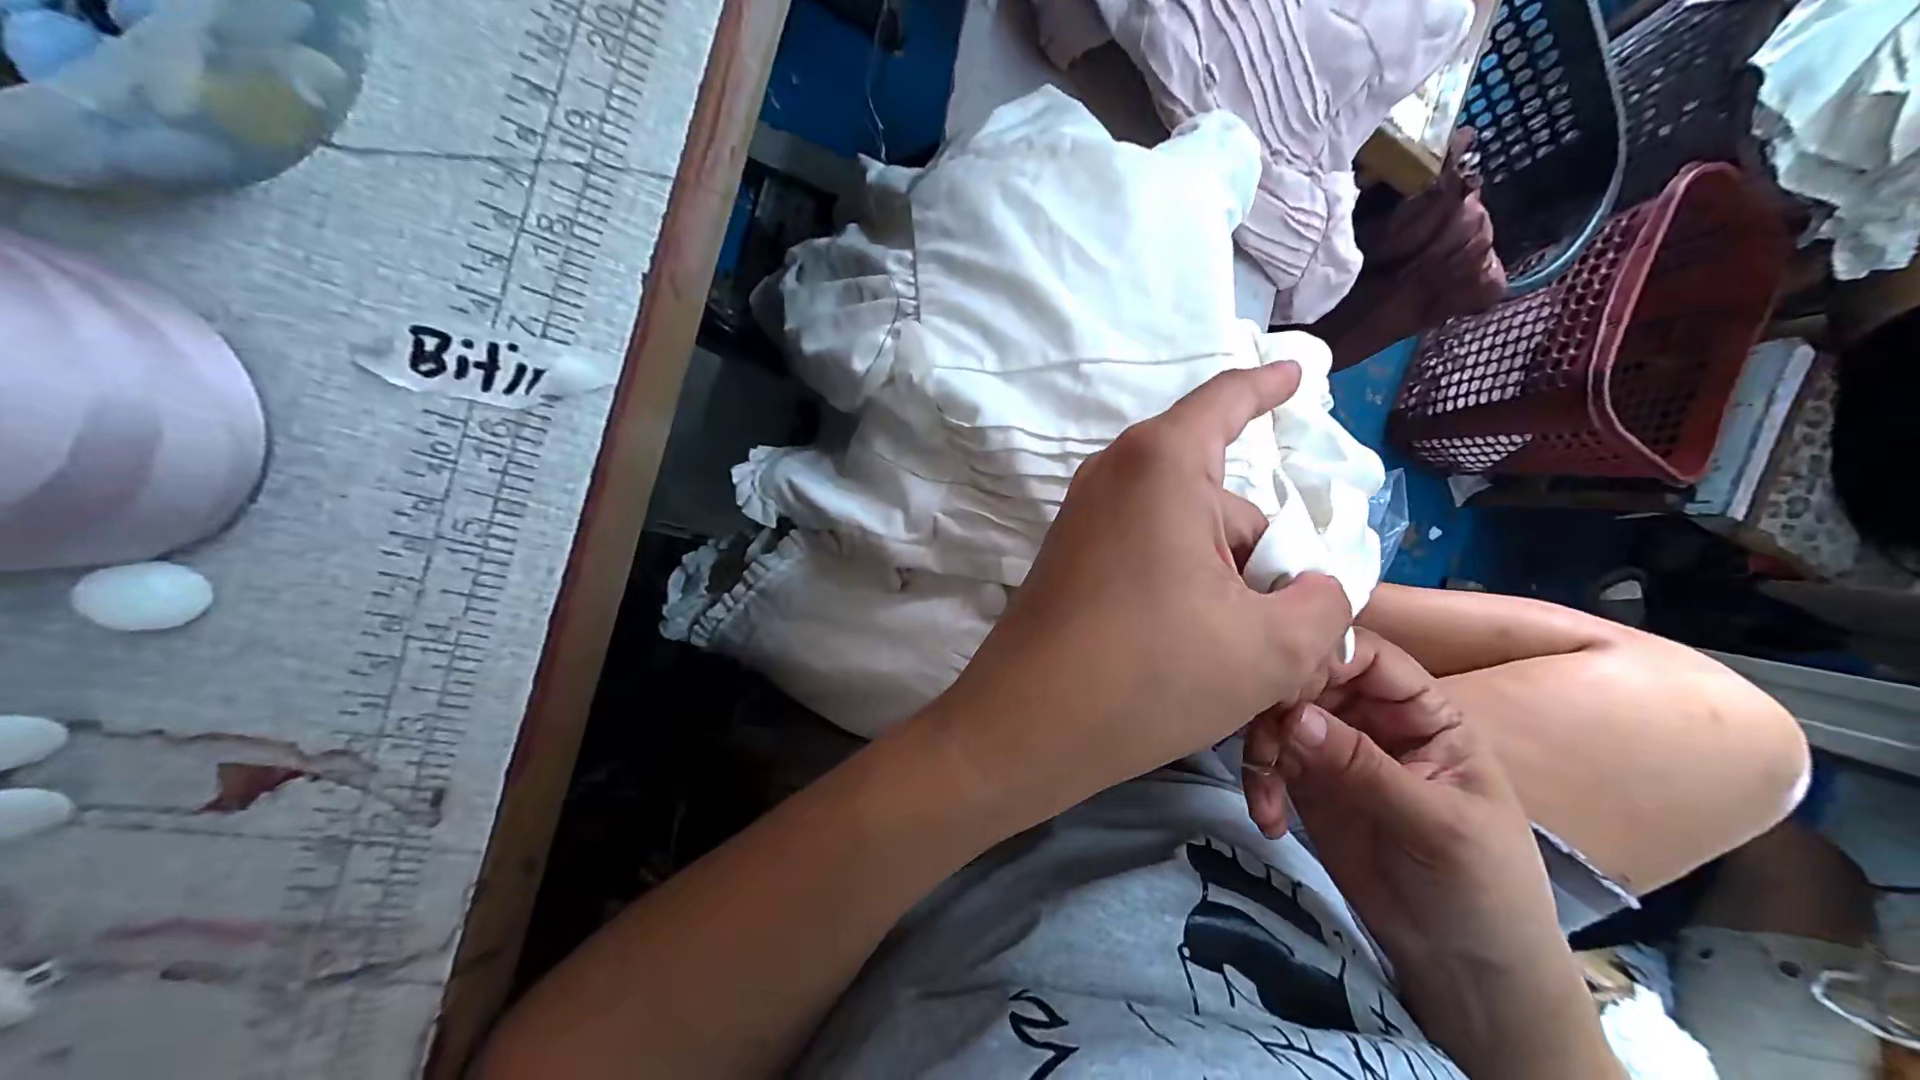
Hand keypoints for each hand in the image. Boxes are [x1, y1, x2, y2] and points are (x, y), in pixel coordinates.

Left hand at [921, 363, 1352, 824]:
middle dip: (1264, 564)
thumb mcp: (1272, 649)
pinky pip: (1151, 561)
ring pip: (1190, 542)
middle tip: (1288, 645)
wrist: (1024, 729)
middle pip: (1223, 504)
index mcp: (1162, 466)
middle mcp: (1116, 478)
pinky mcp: (1072, 562)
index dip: (1268, 386)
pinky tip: (1189, 659)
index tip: (1296, 371)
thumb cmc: (1150, 676)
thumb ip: (1325, 605)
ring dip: (1226, 593)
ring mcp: (1086, 522)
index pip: (1227, 401)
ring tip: (1236, 667)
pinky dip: (1183, 597)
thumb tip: (1315, 587)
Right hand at [1242, 630, 1619, 1079]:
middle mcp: (1371, 719)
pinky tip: (1267, 819)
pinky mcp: (1305, 781)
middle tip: (1264, 745)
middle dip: (1277, 705)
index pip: (1366, 656)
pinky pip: (1266, 759)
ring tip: (1264, 796)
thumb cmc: (1480, 886)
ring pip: (1277, 716)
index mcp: (1422, 712)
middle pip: (1309, 679)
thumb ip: (1365, 766)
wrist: (1462, 965)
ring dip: (1260, 749)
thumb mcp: (1437, 824)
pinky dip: (1256, 782)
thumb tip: (1294, 715)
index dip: (1322, 653)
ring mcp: (1333, 749)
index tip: (1280, 678)